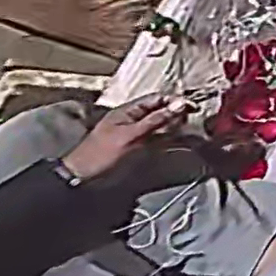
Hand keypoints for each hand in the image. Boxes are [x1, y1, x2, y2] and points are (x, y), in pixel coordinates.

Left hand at [62, 95, 193, 181]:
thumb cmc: (103, 153)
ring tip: (186, 129)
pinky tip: (179, 139)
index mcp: (128, 111)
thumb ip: (157, 119)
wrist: (82, 177)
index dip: (175, 100)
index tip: (193, 107)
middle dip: (177, 112)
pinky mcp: (140, 142)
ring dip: (175, 124)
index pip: (157, 98)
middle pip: (162, 109)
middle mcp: (134, 117)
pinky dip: (170, 135)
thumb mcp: (131, 134)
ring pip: (163, 121)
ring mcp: (137, 130)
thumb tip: (182, 103)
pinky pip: (160, 134)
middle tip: (190, 119)